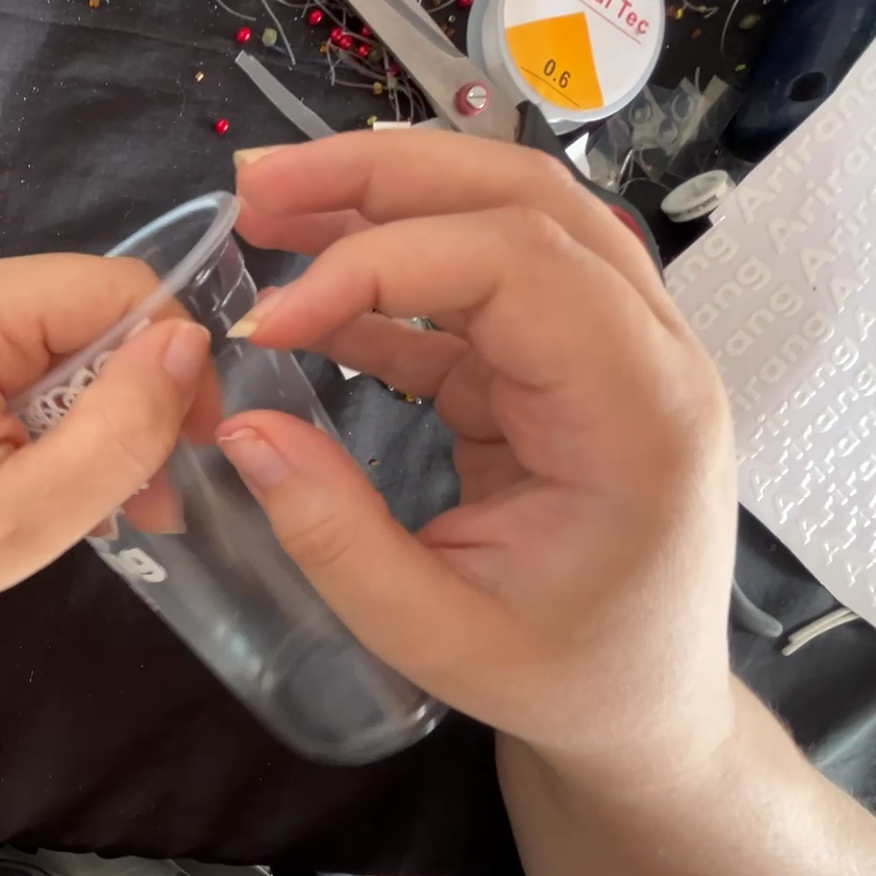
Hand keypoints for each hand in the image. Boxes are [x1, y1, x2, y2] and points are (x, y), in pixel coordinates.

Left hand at [0, 255, 210, 638]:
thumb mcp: (27, 516)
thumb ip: (117, 431)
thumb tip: (189, 344)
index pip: (114, 289)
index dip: (170, 360)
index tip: (185, 445)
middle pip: (92, 314)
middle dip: (133, 402)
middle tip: (145, 496)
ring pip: (70, 340)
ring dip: (100, 418)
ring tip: (109, 501)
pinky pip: (32, 358)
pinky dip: (61, 416)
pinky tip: (59, 474)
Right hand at [220, 131, 738, 775]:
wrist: (631, 699)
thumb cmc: (549, 672)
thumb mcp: (424, 627)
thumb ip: (328, 531)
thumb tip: (239, 427)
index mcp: (635, 416)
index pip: (516, 268)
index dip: (376, 269)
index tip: (263, 324)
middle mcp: (635, 355)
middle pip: (520, 201)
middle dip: (378, 177)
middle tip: (255, 186)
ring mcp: (593, 352)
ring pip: (496, 221)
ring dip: (375, 199)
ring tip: (265, 206)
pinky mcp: (541, 370)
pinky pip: (461, 293)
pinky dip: (376, 278)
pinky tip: (302, 288)